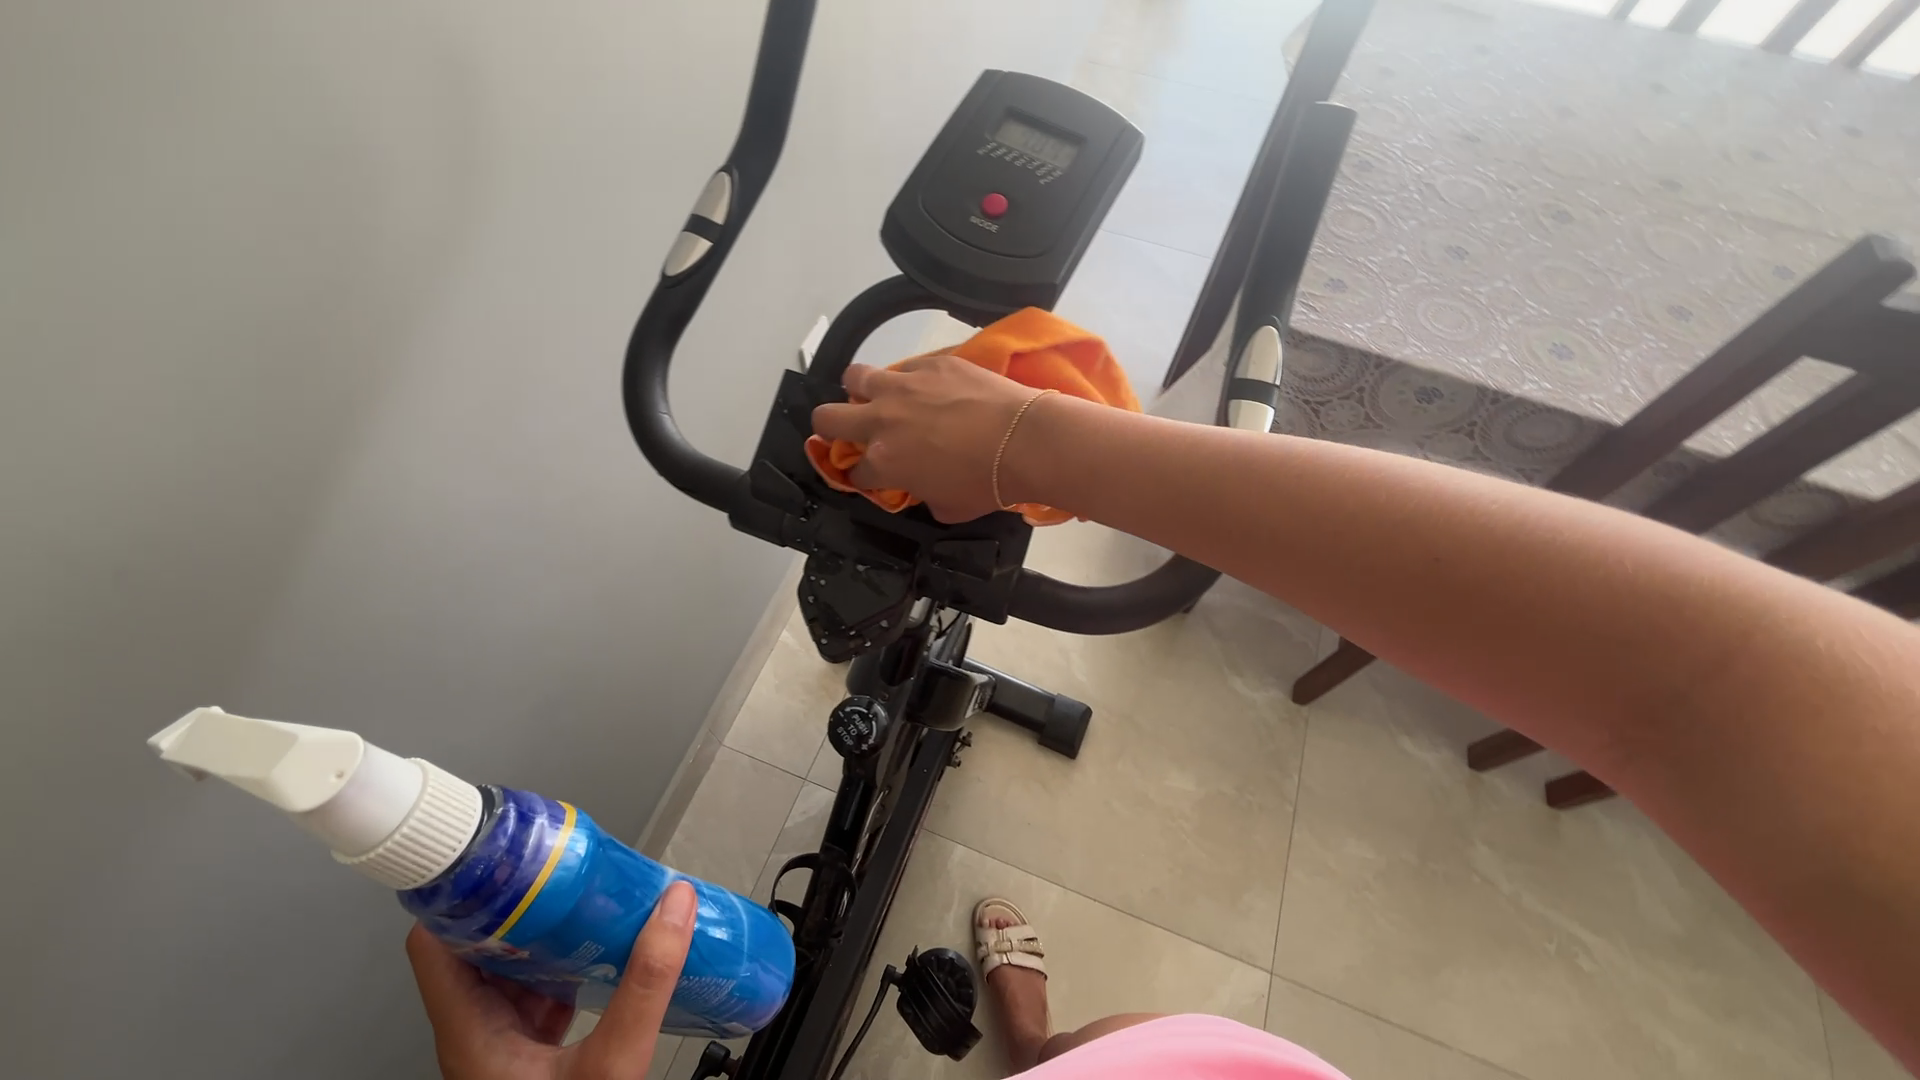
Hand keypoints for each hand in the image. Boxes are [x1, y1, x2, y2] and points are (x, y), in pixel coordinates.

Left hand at [407, 881, 697, 1079]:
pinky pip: (538, 991)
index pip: (435, 942)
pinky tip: (603, 950)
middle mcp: (475, 1032)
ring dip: (546, 929)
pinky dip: (566, 962)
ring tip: (589, 895)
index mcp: (470, 1031)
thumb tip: (676, 906)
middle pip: (477, 944)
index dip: (459, 891)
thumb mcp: (611, 1066)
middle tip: (564, 866)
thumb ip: (647, 985)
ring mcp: (501, 1043)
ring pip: (510, 966)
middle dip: (521, 900)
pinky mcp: (529, 1053)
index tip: (499, 853)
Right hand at [810, 355, 1048, 521]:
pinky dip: (911, 379)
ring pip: (854, 376)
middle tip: (849, 431)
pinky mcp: (932, 363)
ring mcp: (904, 386)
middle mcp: (882, 420)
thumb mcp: (947, 508)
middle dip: (830, 428)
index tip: (875, 476)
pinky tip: (931, 388)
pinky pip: (906, 366)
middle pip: (827, 418)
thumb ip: (923, 496)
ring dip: (860, 389)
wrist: (1025, 442)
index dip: (863, 477)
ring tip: (878, 397)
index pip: (854, 472)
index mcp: (883, 462)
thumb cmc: (987, 483)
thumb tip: (923, 488)